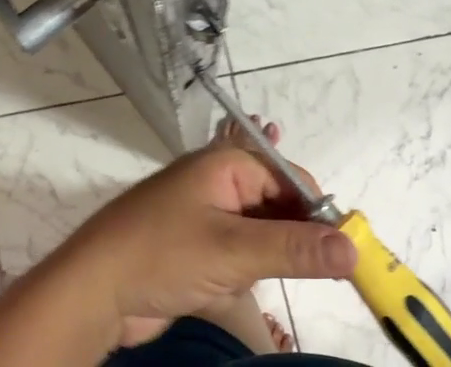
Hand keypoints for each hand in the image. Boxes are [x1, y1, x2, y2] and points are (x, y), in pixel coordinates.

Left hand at [57, 143, 358, 344]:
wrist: (96, 287)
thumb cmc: (162, 253)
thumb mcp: (233, 251)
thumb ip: (294, 249)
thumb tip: (354, 247)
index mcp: (223, 164)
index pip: (287, 176)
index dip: (317, 210)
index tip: (347, 250)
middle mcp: (215, 182)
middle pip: (275, 202)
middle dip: (298, 233)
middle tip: (328, 268)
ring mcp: (203, 215)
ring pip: (259, 230)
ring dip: (274, 254)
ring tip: (286, 274)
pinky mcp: (195, 248)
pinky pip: (238, 251)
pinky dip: (251, 267)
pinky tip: (250, 283)